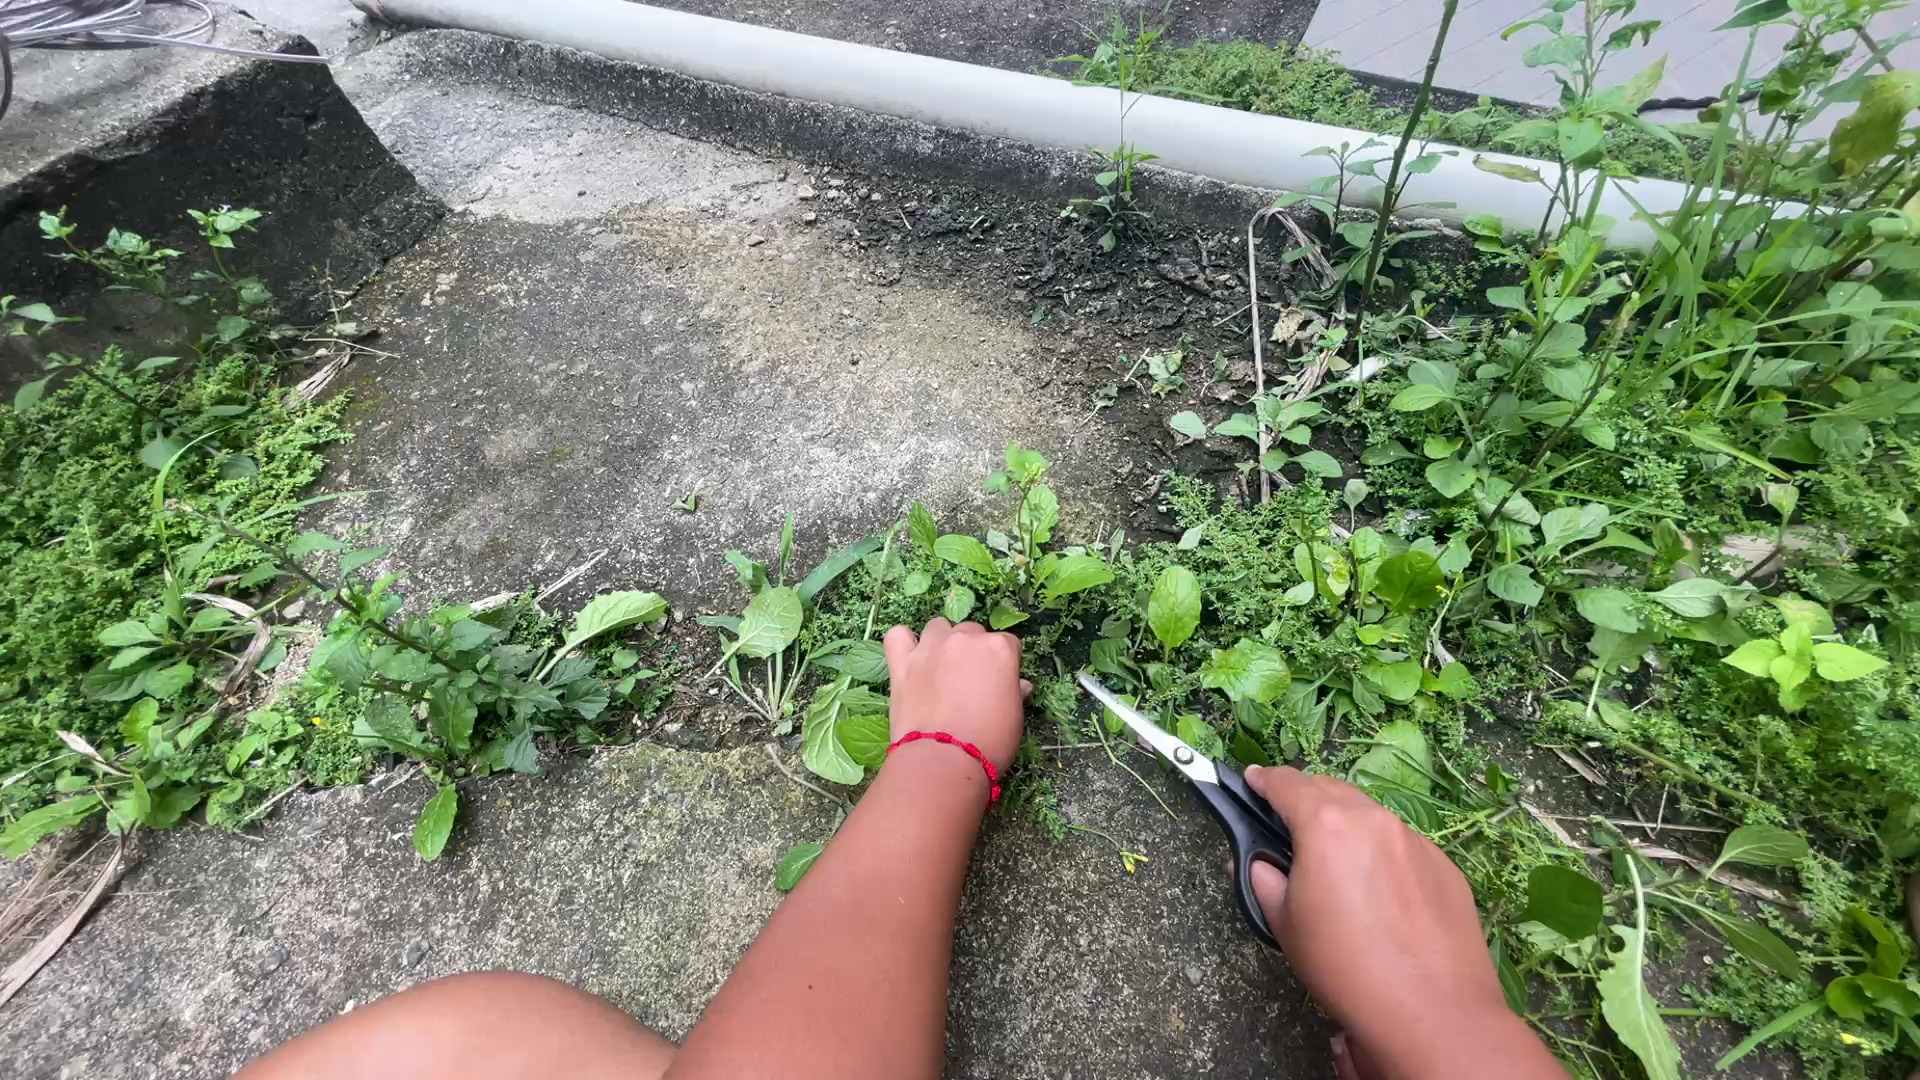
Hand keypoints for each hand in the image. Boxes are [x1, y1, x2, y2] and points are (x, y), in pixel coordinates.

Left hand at [882, 619, 1028, 771]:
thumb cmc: (990, 742)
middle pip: (972, 632)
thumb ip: (1015, 692)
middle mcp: (965, 639)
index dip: (1005, 664)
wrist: (944, 760)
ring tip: (941, 668)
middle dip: (973, 651)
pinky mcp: (902, 661)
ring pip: (938, 627)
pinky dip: (903, 641)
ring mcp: (931, 647)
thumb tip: (1020, 685)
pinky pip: (898, 635)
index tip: (1000, 683)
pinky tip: (910, 657)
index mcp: (999, 649)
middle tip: (970, 681)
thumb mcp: (1014, 717)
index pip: (1008, 644)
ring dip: (942, 641)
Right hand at [1243, 766, 1564, 1079]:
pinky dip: (1379, 850)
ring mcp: (1414, 841)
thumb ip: (1263, 879)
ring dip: (1343, 821)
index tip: (1251, 781)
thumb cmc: (1346, 967)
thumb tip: (1260, 863)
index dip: (1262, 779)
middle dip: (1302, 796)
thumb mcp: (1284, 923)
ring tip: (1335, 858)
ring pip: (1367, 813)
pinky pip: (1400, 843)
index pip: (1285, 782)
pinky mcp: (1444, 866)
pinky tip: (1379, 891)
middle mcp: (1371, 819)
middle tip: (1287, 822)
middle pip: (1327, 788)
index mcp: (1324, 825)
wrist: (1438, 1017)